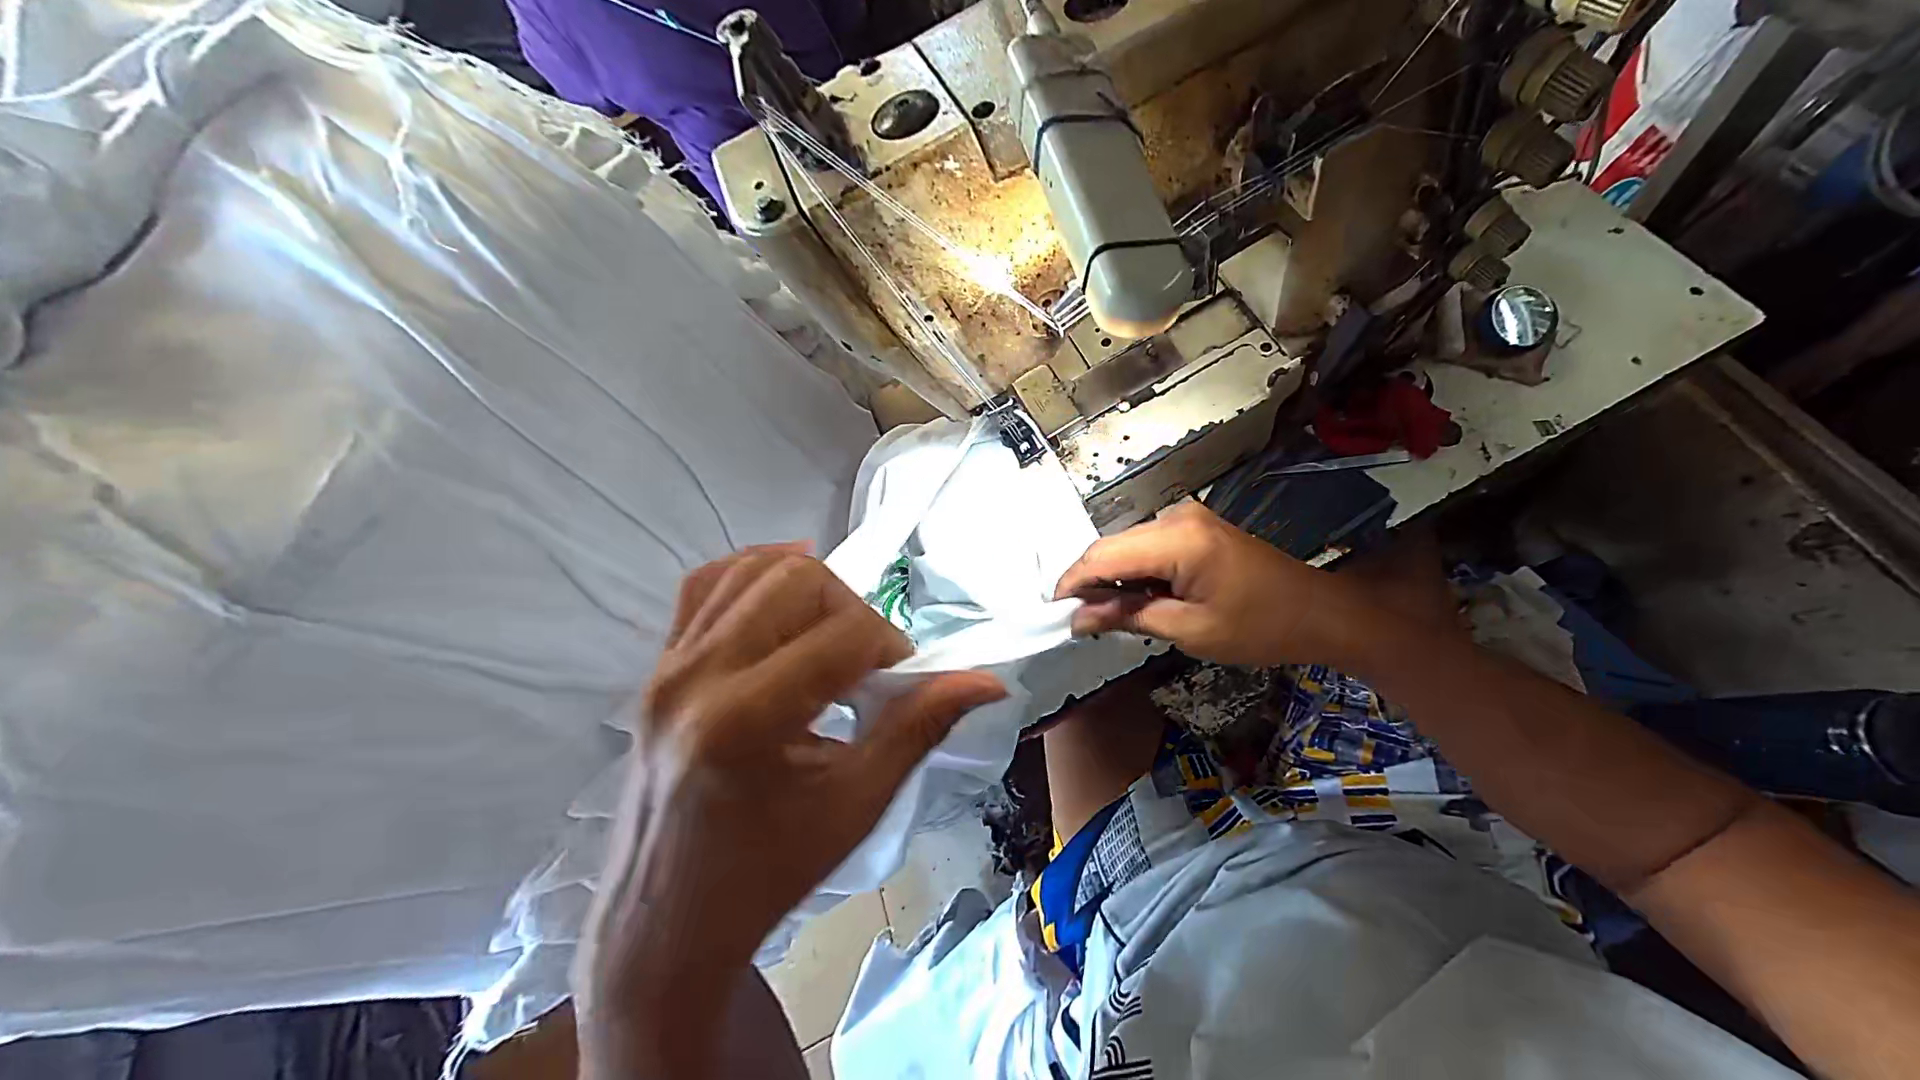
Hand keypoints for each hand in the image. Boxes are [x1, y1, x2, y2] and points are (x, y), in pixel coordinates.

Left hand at [575, 545, 1005, 1078]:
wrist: (669, 920)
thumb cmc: (770, 872)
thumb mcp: (857, 804)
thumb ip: (920, 727)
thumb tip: (988, 681)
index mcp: (748, 720)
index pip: (844, 632)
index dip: (891, 646)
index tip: (901, 683)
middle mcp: (698, 677)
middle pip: (797, 581)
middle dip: (852, 608)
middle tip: (867, 662)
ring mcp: (667, 668)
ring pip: (751, 570)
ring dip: (810, 589)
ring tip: (831, 637)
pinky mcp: (656, 669)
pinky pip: (704, 587)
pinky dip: (753, 574)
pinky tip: (786, 595)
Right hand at [1053, 501, 1389, 667]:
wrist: (1319, 613)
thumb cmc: (1260, 627)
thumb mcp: (1189, 630)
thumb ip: (1127, 617)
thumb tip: (1077, 618)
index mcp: (1178, 539)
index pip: (1103, 556)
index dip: (1072, 582)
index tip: (1054, 612)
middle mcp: (1176, 516)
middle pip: (1111, 546)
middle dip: (1089, 581)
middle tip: (1078, 620)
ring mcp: (1186, 518)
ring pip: (1125, 546)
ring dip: (1111, 578)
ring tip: (1106, 615)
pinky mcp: (1193, 527)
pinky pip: (1146, 547)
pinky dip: (1133, 573)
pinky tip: (1135, 599)